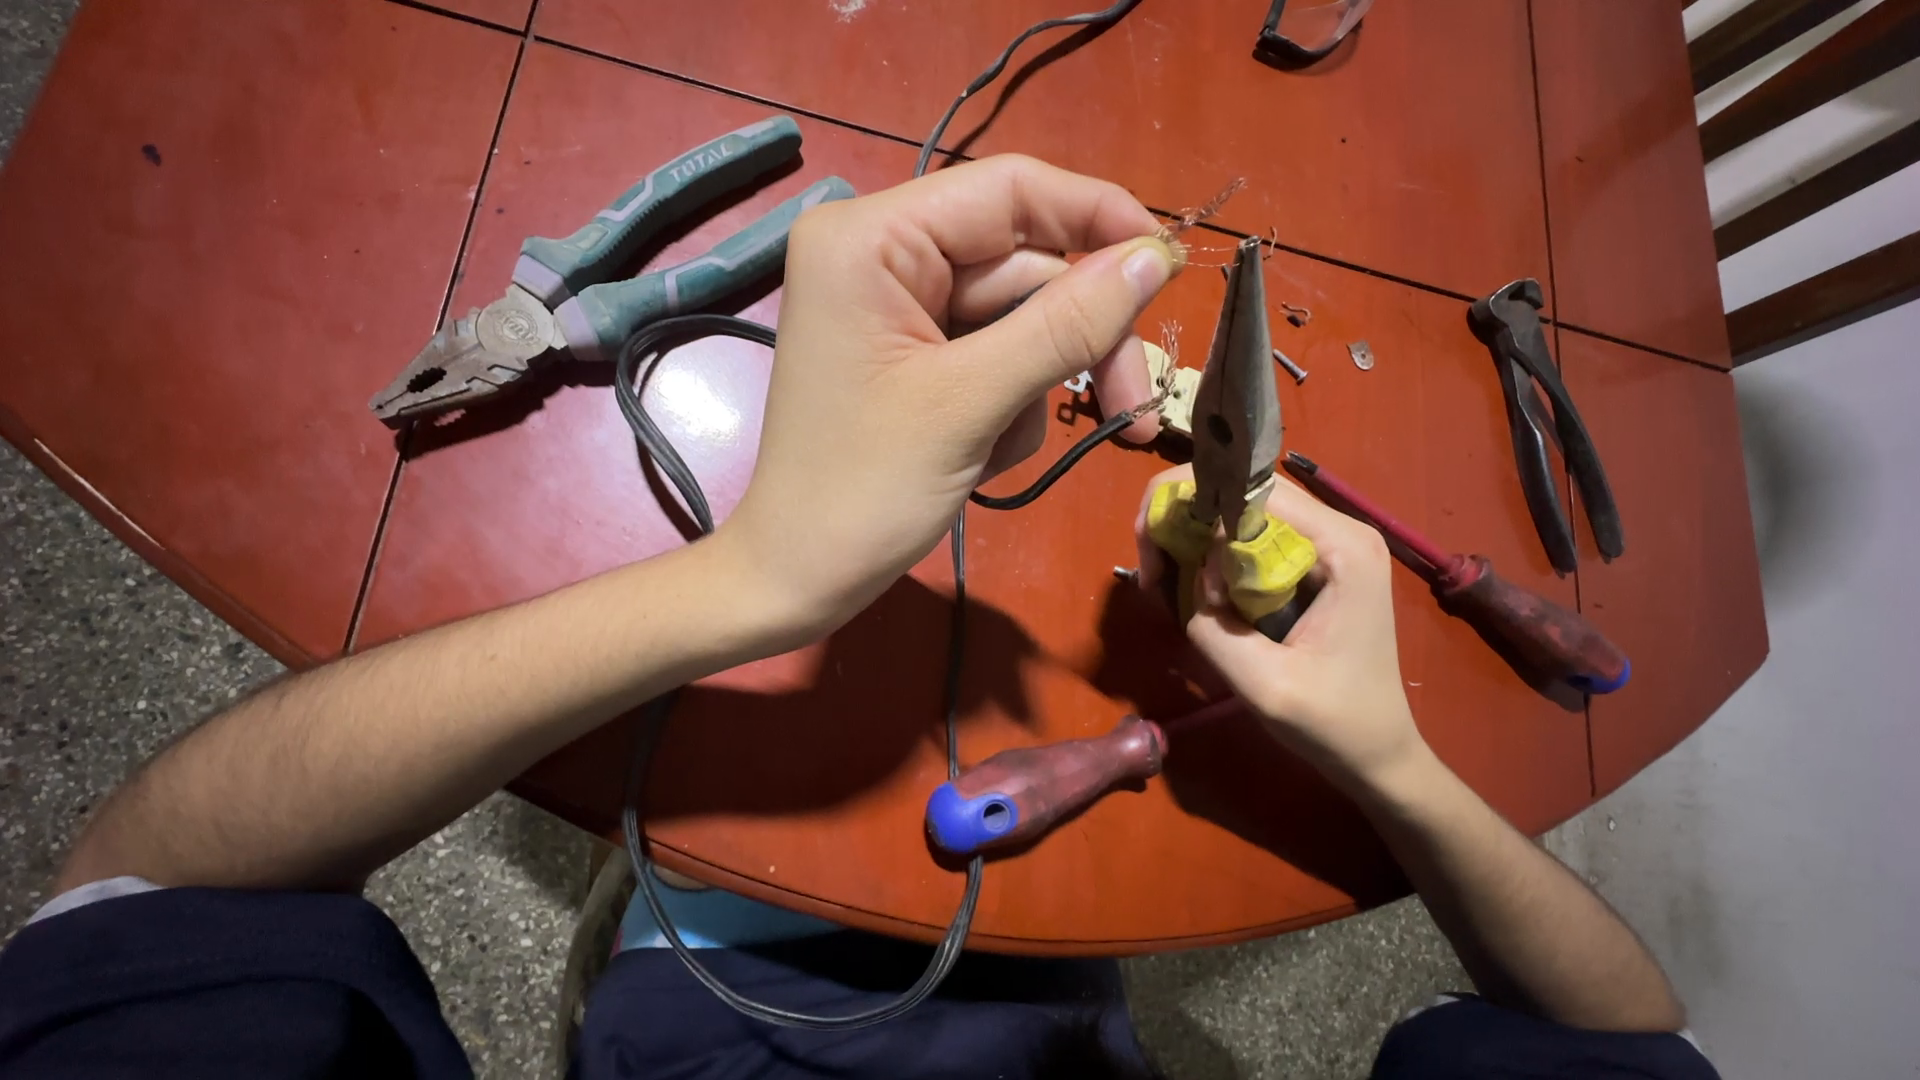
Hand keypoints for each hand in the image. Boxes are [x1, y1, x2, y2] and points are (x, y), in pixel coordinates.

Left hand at [722, 155, 1177, 644]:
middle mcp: (883, 257)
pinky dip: (1005, 410)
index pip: (1010, 191)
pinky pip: (993, 360)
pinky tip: (974, 458)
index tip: (1169, 269)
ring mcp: (897, 312)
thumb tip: (1154, 261)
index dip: (1098, 219)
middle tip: (1132, 414)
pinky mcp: (912, 359)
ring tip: (995, 452)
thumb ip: (1065, 326)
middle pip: (1023, 267)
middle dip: (1075, 342)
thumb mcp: (970, 404)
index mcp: (871, 239)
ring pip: (1017, 321)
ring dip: (1031, 392)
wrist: (800, 579)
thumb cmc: (864, 494)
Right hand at [1134, 465, 1426, 788]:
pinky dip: (1208, 553)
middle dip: (1183, 516)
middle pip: (1241, 490)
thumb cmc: (1334, 722)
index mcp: (1341, 546)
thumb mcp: (1265, 686)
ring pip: (1237, 509)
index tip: (1156, 553)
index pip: (1254, 490)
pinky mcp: (1308, 561)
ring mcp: (1323, 543)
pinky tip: (1190, 588)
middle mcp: (1335, 529)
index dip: (1193, 504)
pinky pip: (1245, 537)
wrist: (1376, 751)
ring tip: (1162, 581)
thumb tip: (1191, 578)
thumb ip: (1216, 627)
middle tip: (1151, 570)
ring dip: (1191, 535)